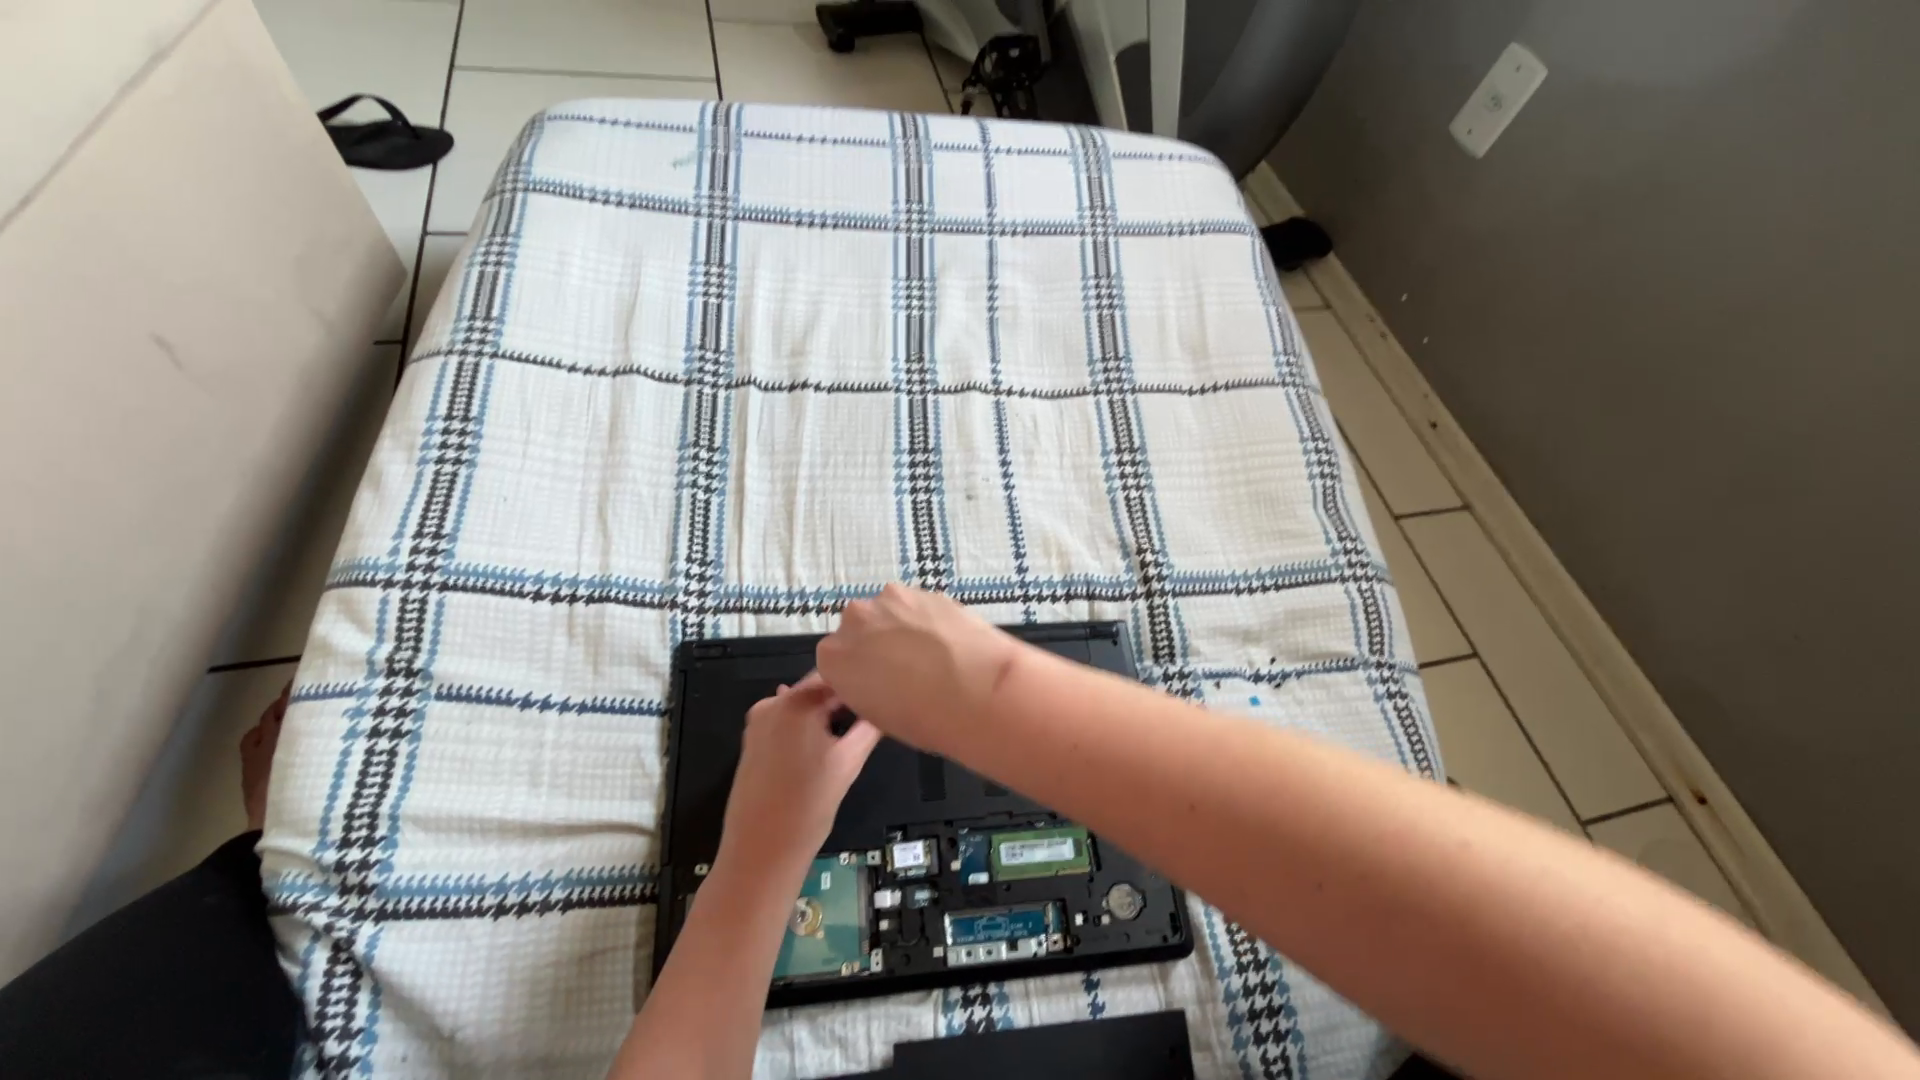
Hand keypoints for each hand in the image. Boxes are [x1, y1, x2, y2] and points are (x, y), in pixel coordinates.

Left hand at [716, 675, 879, 872]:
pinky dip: (808, 727)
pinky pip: (788, 723)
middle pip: (819, 688)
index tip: (884, 694)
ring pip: (804, 706)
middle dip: (845, 699)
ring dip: (827, 714)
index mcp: (796, 701)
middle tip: (874, 714)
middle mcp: (773, 703)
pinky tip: (826, 744)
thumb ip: (869, 726)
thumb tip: (886, 706)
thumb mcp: (849, 763)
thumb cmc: (809, 806)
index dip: (864, 682)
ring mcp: (759, 722)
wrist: (760, 851)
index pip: (838, 675)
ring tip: (853, 730)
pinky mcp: (753, 742)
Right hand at [815, 584, 1024, 752]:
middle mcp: (855, 619)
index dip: (859, 672)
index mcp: (833, 656)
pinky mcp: (926, 590)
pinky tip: (949, 642)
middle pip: (860, 628)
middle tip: (906, 669)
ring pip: (890, 611)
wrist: (975, 690)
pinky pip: (919, 606)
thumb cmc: (922, 717)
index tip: (879, 685)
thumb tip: (877, 683)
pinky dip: (929, 619)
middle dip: (877, 644)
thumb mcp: (877, 716)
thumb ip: (864, 690)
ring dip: (903, 627)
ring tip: (932, 655)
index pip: (837, 660)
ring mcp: (891, 599)